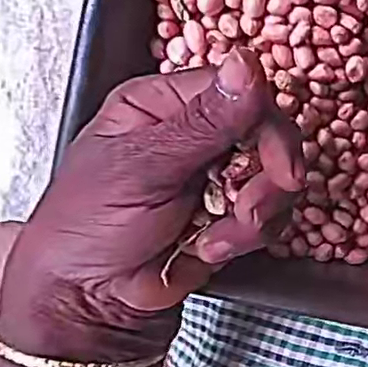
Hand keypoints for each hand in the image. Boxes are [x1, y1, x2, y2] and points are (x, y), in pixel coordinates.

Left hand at [0, 49, 303, 361]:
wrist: (90, 300)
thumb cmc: (87, 227)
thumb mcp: (142, 167)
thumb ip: (203, 122)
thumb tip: (246, 66)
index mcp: (164, 105)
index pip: (240, 92)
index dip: (266, 126)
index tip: (279, 165)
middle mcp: (197, 133)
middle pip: (268, 135)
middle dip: (266, 179)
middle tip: (246, 208)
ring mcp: (217, 174)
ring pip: (276, 178)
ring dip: (255, 215)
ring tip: (214, 237)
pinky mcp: (232, 212)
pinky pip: (271, 214)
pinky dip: (249, 237)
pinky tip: (210, 247)